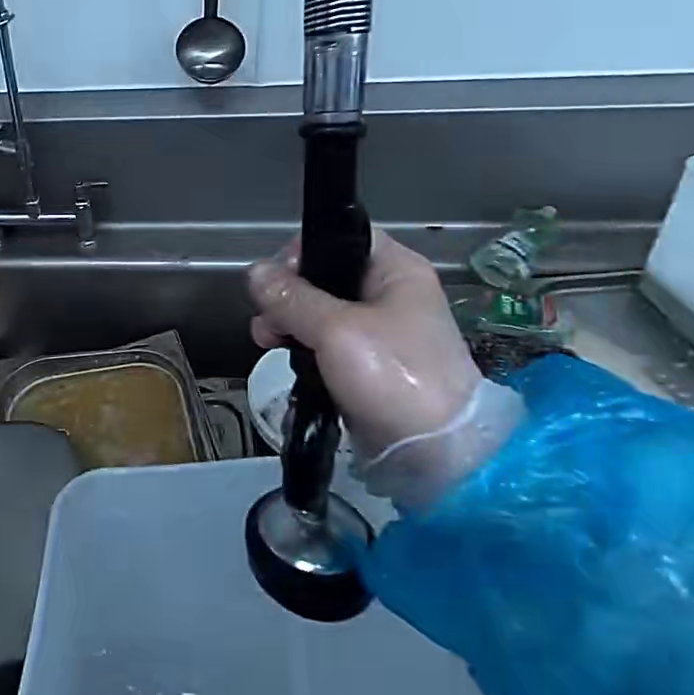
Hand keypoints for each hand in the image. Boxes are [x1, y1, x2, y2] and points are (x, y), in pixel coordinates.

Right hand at [248, 230, 481, 458]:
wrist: (439, 457)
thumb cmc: (394, 377)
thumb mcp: (336, 331)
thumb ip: (292, 298)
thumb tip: (254, 272)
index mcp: (397, 271)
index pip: (342, 237)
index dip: (304, 252)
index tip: (277, 281)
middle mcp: (390, 295)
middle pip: (325, 276)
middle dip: (288, 296)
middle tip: (267, 322)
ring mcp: (380, 333)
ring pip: (321, 312)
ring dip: (289, 323)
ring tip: (269, 343)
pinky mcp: (370, 366)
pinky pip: (327, 344)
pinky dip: (304, 348)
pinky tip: (286, 359)